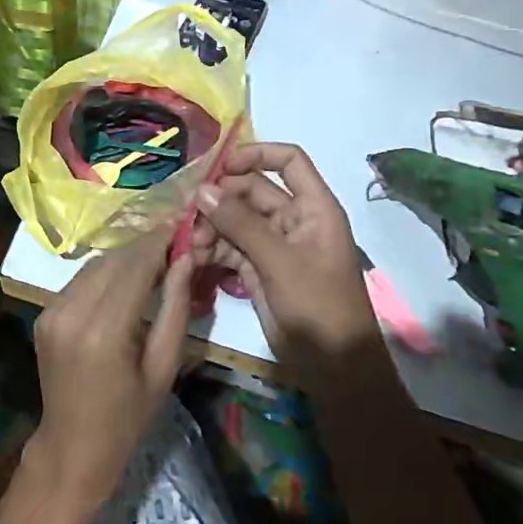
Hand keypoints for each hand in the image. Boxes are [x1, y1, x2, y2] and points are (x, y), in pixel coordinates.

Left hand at [27, 229, 198, 506]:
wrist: (72, 447)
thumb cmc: (129, 416)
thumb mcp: (164, 366)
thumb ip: (176, 307)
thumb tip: (186, 257)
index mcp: (104, 331)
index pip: (135, 266)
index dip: (160, 241)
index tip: (184, 223)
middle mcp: (71, 312)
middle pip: (114, 260)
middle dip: (146, 245)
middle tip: (176, 239)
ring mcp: (51, 311)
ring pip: (95, 264)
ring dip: (126, 256)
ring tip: (157, 256)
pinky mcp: (44, 313)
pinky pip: (80, 280)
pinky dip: (106, 272)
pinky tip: (127, 277)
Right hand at [192, 142, 377, 370]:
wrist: (333, 368)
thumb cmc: (319, 306)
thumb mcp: (280, 261)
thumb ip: (240, 223)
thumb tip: (202, 190)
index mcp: (313, 207)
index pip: (288, 160)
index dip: (256, 155)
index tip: (220, 166)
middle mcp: (293, 219)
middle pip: (253, 190)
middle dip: (221, 199)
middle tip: (189, 212)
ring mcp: (275, 245)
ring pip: (237, 220)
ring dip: (212, 227)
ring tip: (191, 244)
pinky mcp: (259, 269)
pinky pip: (231, 247)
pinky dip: (212, 250)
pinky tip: (193, 258)